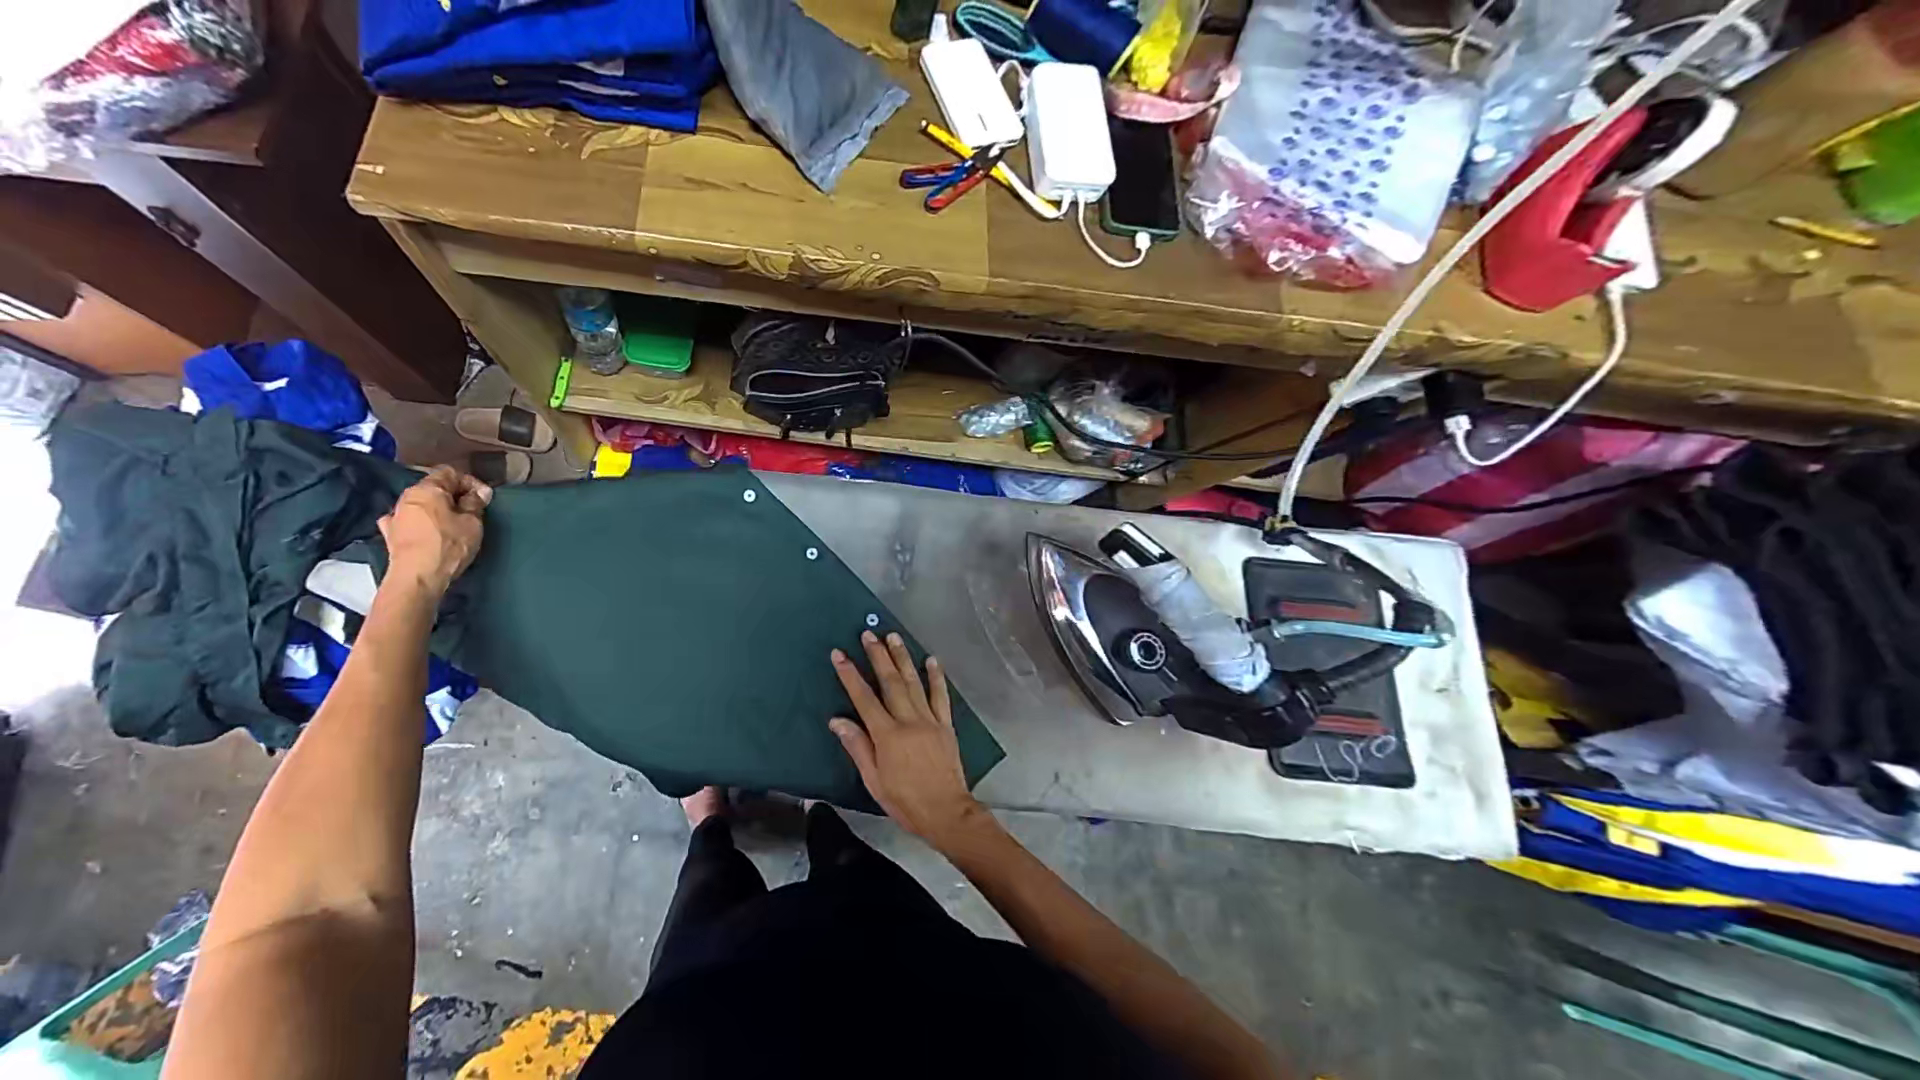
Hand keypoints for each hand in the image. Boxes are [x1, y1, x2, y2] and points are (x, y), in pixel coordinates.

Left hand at [379, 466, 489, 595]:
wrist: (417, 577)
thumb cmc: (448, 545)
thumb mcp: (473, 523)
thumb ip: (475, 503)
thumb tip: (478, 492)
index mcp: (426, 489)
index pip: (450, 472)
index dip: (471, 482)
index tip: (484, 498)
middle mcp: (406, 497)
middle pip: (433, 488)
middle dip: (454, 496)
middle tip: (473, 511)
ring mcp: (394, 516)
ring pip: (421, 504)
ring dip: (437, 509)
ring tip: (453, 523)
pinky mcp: (389, 535)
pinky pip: (408, 520)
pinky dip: (420, 522)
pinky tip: (426, 530)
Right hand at [829, 631, 991, 851]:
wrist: (946, 812)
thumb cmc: (905, 801)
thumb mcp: (873, 780)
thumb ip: (857, 747)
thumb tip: (838, 720)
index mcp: (887, 736)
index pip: (864, 699)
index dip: (850, 675)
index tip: (840, 655)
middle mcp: (909, 721)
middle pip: (890, 682)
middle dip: (877, 656)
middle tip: (868, 634)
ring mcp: (930, 720)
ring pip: (914, 683)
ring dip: (902, 658)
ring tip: (893, 637)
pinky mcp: (946, 725)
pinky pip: (940, 696)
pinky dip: (936, 677)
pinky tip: (931, 660)